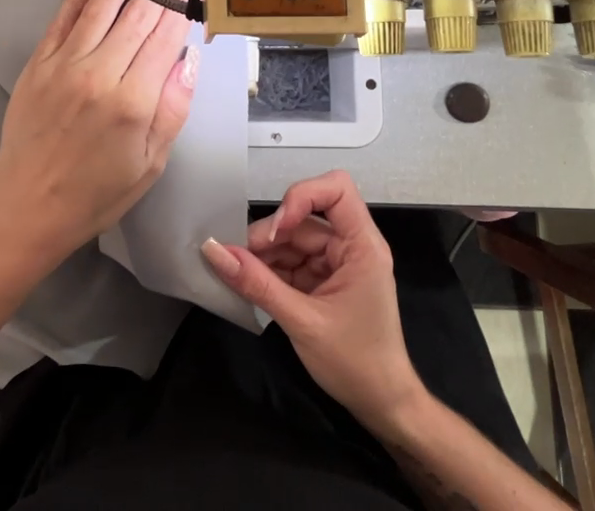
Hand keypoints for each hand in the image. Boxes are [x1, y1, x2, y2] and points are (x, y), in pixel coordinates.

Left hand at [0, 0, 199, 262]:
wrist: (28, 207)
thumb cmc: (95, 194)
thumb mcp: (151, 164)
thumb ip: (172, 108)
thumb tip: (188, 58)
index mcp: (133, 100)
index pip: (166, 32)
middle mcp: (98, 73)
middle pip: (138, 10)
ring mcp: (64, 64)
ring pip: (101, 4)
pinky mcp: (39, 63)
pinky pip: (64, 17)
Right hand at [201, 170, 429, 435]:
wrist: (382, 404)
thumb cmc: (356, 362)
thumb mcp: (302, 322)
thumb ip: (256, 284)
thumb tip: (213, 250)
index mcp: (362, 247)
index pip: (336, 190)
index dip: (301, 196)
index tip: (276, 230)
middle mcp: (350, 246)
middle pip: (302, 218)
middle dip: (269, 236)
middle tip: (238, 263)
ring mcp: (336, 263)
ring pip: (291, 240)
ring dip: (264, 256)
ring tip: (241, 278)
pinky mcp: (323, 279)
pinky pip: (290, 261)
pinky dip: (269, 271)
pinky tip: (251, 286)